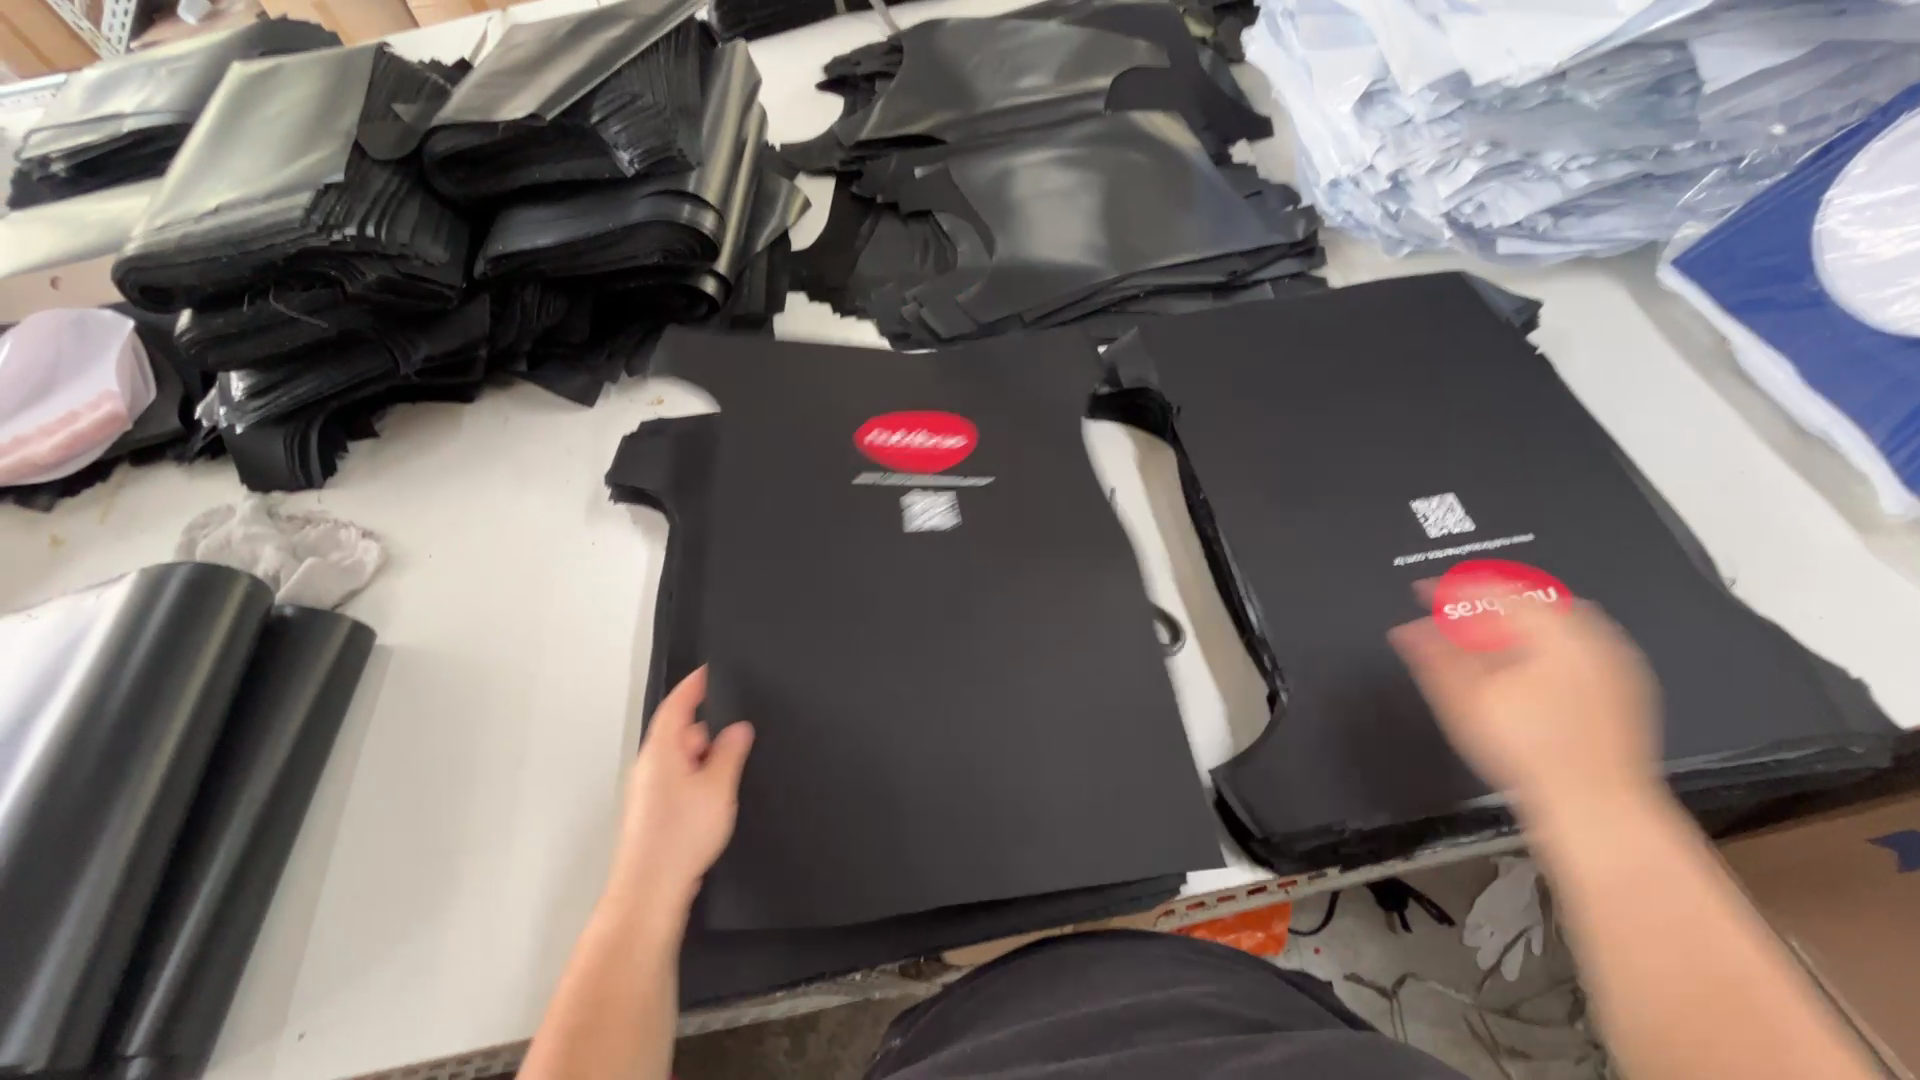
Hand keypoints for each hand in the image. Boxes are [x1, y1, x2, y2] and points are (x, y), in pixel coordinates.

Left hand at [607, 667, 754, 913]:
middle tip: (737, 738)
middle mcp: (649, 767)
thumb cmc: (679, 837)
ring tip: (729, 779)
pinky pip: (680, 783)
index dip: (694, 686)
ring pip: (682, 761)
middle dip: (708, 733)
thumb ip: (730, 752)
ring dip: (705, 762)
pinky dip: (698, 783)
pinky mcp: (655, 813)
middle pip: (681, 733)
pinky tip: (715, 802)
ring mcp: (649, 791)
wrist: (651, 889)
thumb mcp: (718, 787)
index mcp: (661, 751)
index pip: (677, 705)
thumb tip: (738, 730)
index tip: (707, 672)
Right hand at [1388, 581, 1661, 822]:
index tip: (1423, 594)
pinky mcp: (1624, 691)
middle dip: (1487, 607)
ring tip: (1483, 647)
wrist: (1597, 807)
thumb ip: (1433, 656)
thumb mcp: (1465, 700)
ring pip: (1557, 626)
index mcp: (1554, 629)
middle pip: (1530, 603)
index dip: (1450, 589)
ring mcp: (1615, 665)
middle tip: (1453, 620)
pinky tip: (1524, 675)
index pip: (1493, 588)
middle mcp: (1593, 638)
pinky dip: (1546, 651)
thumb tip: (1406, 629)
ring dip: (1517, 629)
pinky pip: (1579, 652)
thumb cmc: (1532, 754)